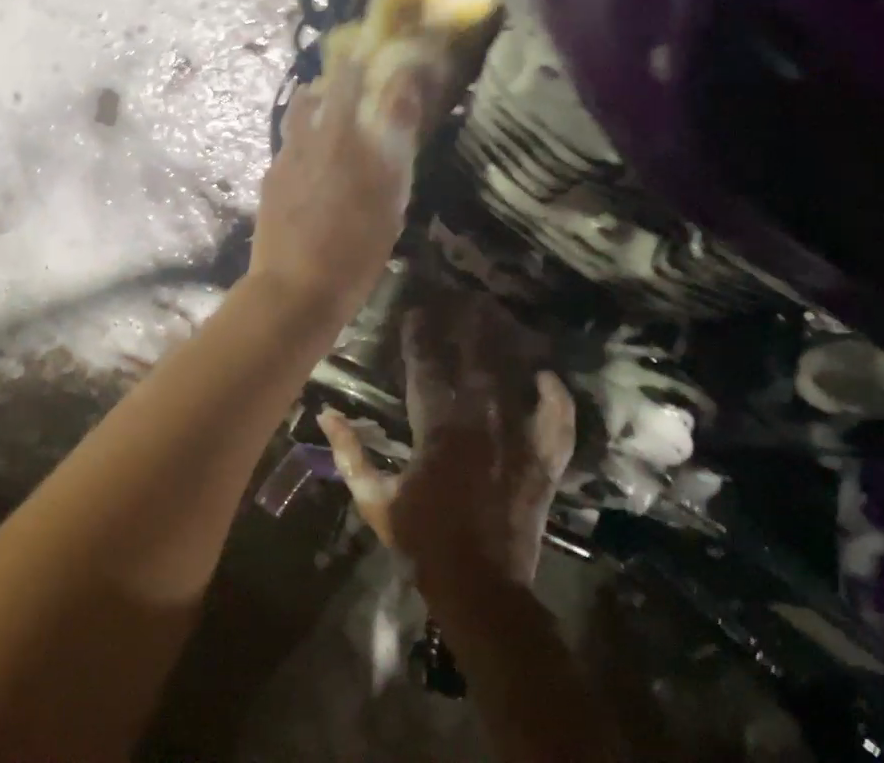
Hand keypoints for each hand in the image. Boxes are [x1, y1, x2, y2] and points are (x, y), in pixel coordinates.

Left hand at [248, 58, 422, 320]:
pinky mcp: (268, 187)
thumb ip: (396, 140)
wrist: (295, 289)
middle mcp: (305, 141)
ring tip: (326, 119)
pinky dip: (300, 145)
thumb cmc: (355, 249)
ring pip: (294, 123)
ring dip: (310, 112)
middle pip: (312, 98)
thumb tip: (403, 91)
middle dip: (330, 86)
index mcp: (339, 137)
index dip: (359, 65)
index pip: (348, 82)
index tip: (371, 57)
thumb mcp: (390, 197)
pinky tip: (310, 163)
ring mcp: (281, 163)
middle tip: (347, 87)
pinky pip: (286, 151)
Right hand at [320, 287, 574, 583]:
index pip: (425, 370)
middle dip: (467, 327)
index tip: (416, 310)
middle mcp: (480, 427)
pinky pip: (557, 425)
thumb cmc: (420, 541)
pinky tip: (547, 377)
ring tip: (498, 317)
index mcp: (436, 432)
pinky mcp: (543, 465)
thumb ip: (350, 453)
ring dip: (504, 348)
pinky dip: (555, 400)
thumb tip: (326, 412)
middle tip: (464, 296)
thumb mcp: (372, 499)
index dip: (419, 337)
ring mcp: (517, 445)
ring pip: (512, 383)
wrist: (480, 586)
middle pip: (474, 363)